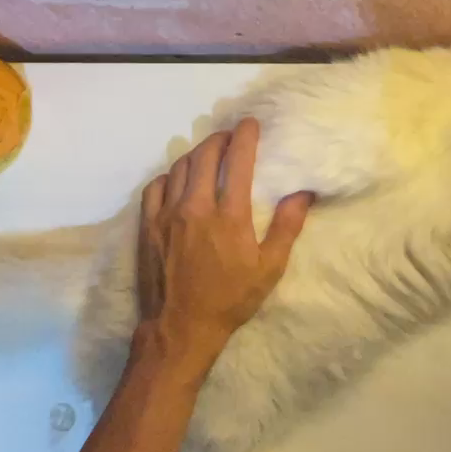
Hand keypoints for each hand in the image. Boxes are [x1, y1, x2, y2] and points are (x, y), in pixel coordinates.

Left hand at [135, 119, 311, 371]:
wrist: (180, 327)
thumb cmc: (230, 300)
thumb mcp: (269, 269)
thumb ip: (286, 227)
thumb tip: (303, 194)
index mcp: (229, 216)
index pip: (237, 162)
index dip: (245, 137)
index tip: (250, 124)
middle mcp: (195, 206)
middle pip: (204, 156)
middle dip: (219, 139)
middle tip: (229, 136)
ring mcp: (166, 214)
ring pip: (178, 168)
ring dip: (194, 154)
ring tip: (207, 153)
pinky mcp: (148, 226)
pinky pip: (154, 187)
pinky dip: (168, 176)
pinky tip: (176, 180)